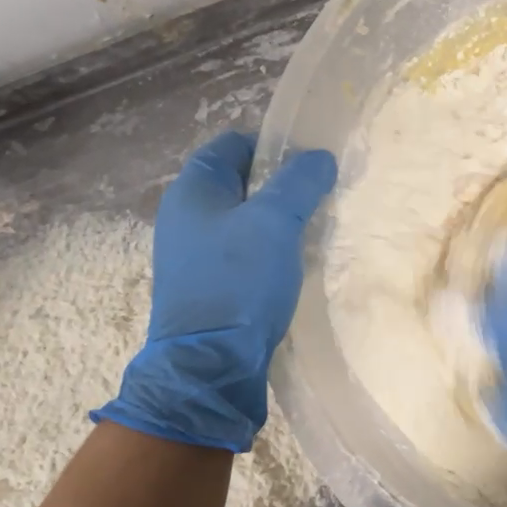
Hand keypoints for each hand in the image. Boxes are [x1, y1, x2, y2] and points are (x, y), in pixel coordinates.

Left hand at [93, 131, 336, 451]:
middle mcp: (185, 215)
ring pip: (244, 219)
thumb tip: (320, 157)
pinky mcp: (207, 284)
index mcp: (193, 189)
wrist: (209, 362)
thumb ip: (300, 183)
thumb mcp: (275, 223)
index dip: (274, 146)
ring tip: (313, 232)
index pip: (233, 144)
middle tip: (320, 199)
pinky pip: (242, 251)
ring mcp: (193, 252)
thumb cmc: (239, 282)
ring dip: (278, 221)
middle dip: (281, 186)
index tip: (311, 165)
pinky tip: (294, 265)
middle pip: (241, 182)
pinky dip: (269, 250)